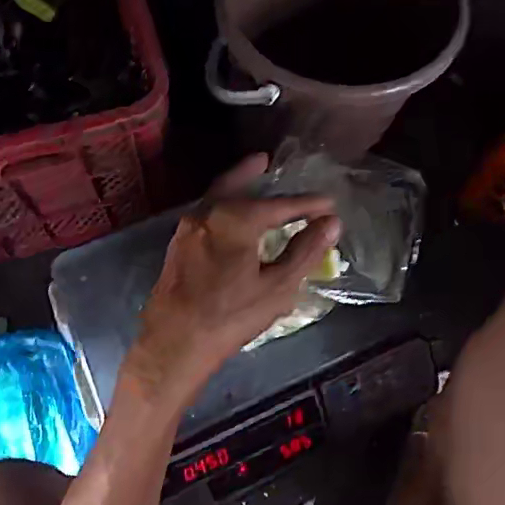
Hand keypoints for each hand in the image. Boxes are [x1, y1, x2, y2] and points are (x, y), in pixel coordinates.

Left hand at [126, 154, 339, 401]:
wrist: (174, 343)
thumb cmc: (230, 316)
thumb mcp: (277, 286)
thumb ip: (305, 251)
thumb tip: (330, 223)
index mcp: (235, 219)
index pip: (279, 205)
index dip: (307, 204)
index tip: (328, 204)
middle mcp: (206, 215)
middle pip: (234, 187)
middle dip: (252, 174)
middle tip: (266, 161)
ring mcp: (186, 230)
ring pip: (214, 200)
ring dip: (233, 190)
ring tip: (249, 186)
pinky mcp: (176, 248)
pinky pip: (203, 217)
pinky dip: (219, 209)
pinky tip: (228, 221)